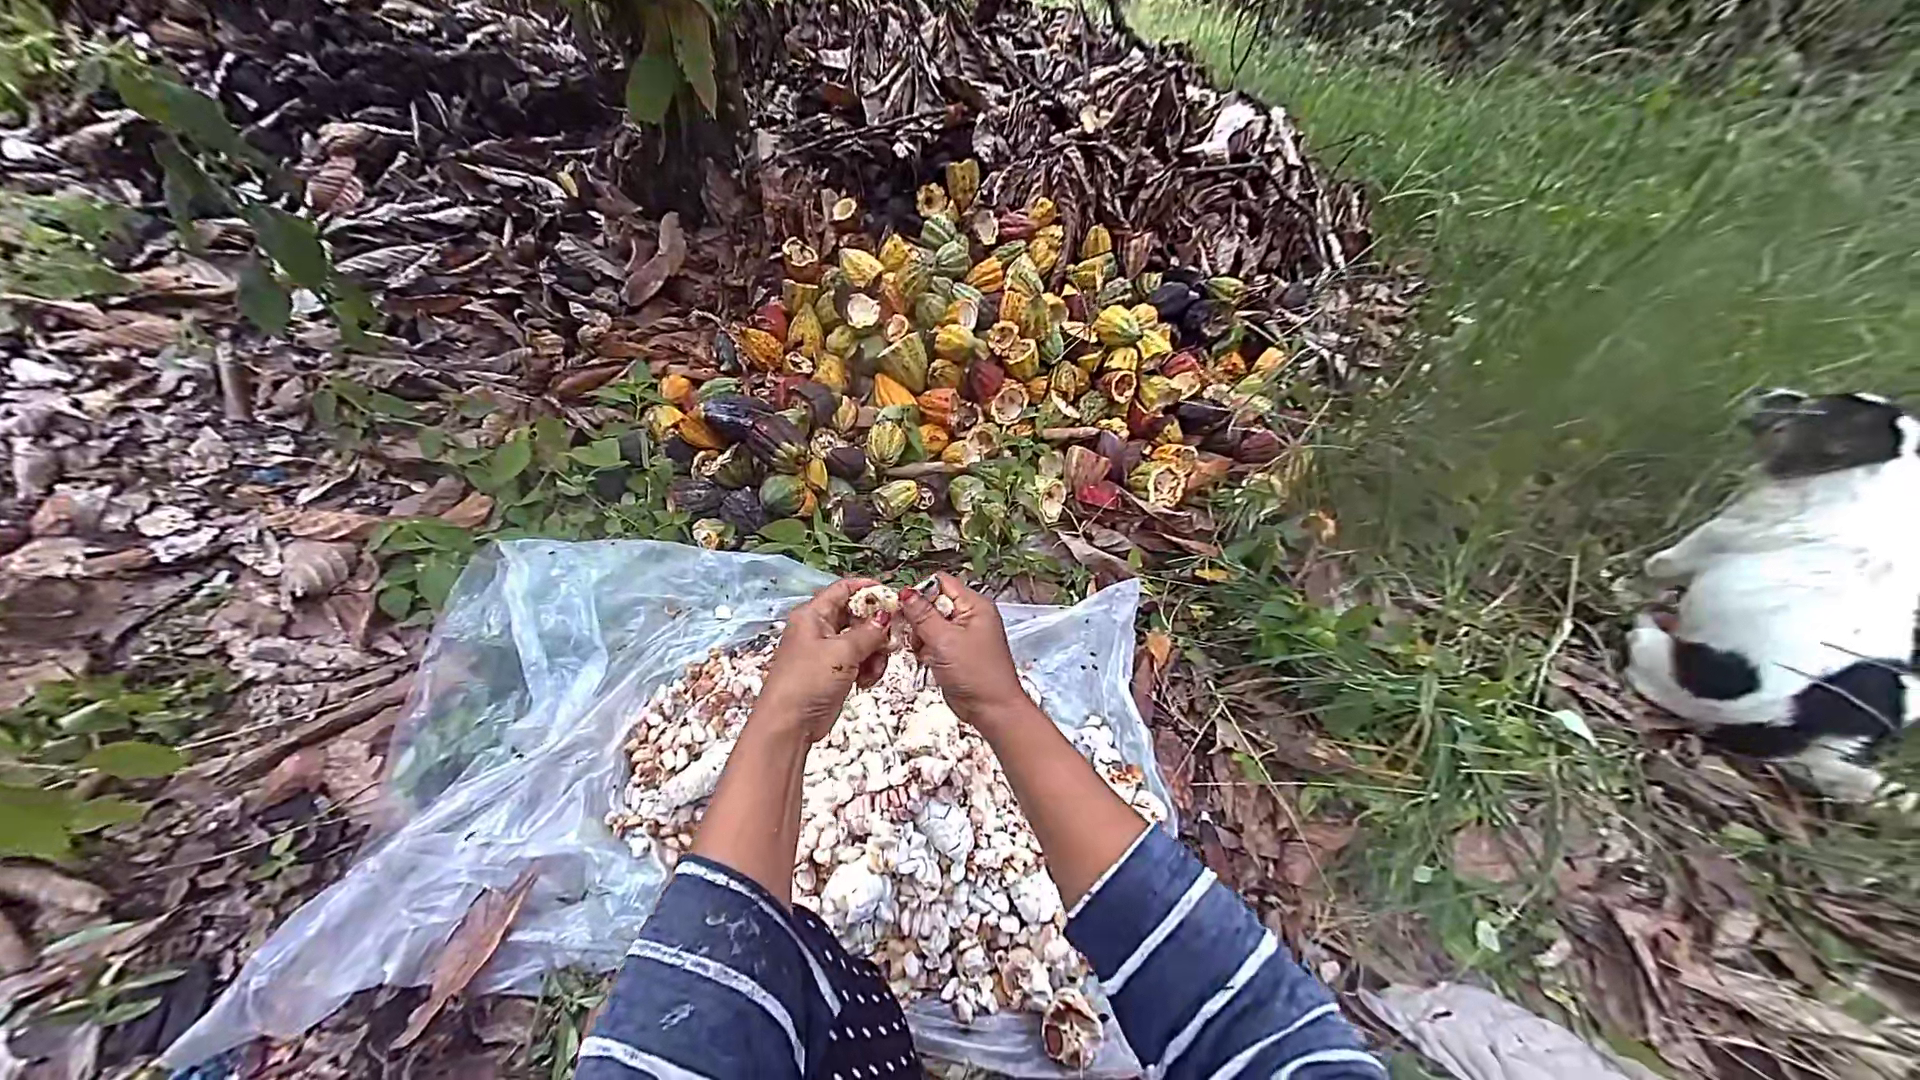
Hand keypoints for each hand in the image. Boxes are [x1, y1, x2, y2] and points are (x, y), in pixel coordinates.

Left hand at [754, 578, 891, 742]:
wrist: (789, 725)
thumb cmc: (808, 681)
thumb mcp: (842, 652)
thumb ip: (869, 632)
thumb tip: (886, 617)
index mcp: (813, 615)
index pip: (843, 589)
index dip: (867, 588)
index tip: (891, 595)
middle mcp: (819, 628)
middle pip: (856, 615)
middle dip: (876, 627)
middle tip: (890, 638)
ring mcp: (827, 651)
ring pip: (862, 639)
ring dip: (874, 652)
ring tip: (874, 668)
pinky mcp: (834, 671)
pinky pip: (859, 660)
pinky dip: (867, 667)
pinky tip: (866, 681)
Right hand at [899, 574, 1028, 726]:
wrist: (991, 709)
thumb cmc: (978, 675)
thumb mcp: (944, 640)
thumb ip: (922, 614)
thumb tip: (906, 593)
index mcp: (974, 605)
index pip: (940, 583)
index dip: (921, 593)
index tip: (906, 608)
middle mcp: (970, 616)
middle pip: (932, 603)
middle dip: (919, 619)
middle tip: (919, 635)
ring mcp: (962, 634)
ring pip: (929, 623)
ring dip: (921, 637)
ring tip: (928, 651)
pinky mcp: (955, 650)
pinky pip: (932, 640)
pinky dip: (926, 649)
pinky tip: (930, 660)